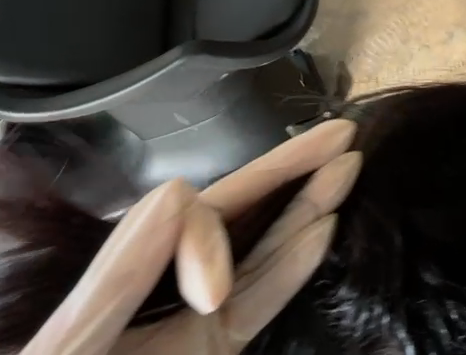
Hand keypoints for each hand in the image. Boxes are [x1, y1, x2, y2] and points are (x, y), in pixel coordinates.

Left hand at [24, 120, 360, 354]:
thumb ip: (116, 285)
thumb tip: (179, 193)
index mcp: (120, 282)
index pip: (183, 224)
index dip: (208, 241)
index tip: (210, 297)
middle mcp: (162, 294)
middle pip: (234, 218)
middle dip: (286, 173)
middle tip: (341, 133)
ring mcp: (192, 330)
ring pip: (257, 255)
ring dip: (303, 208)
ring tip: (348, 165)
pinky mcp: (213, 354)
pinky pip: (259, 305)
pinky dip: (293, 269)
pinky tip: (325, 228)